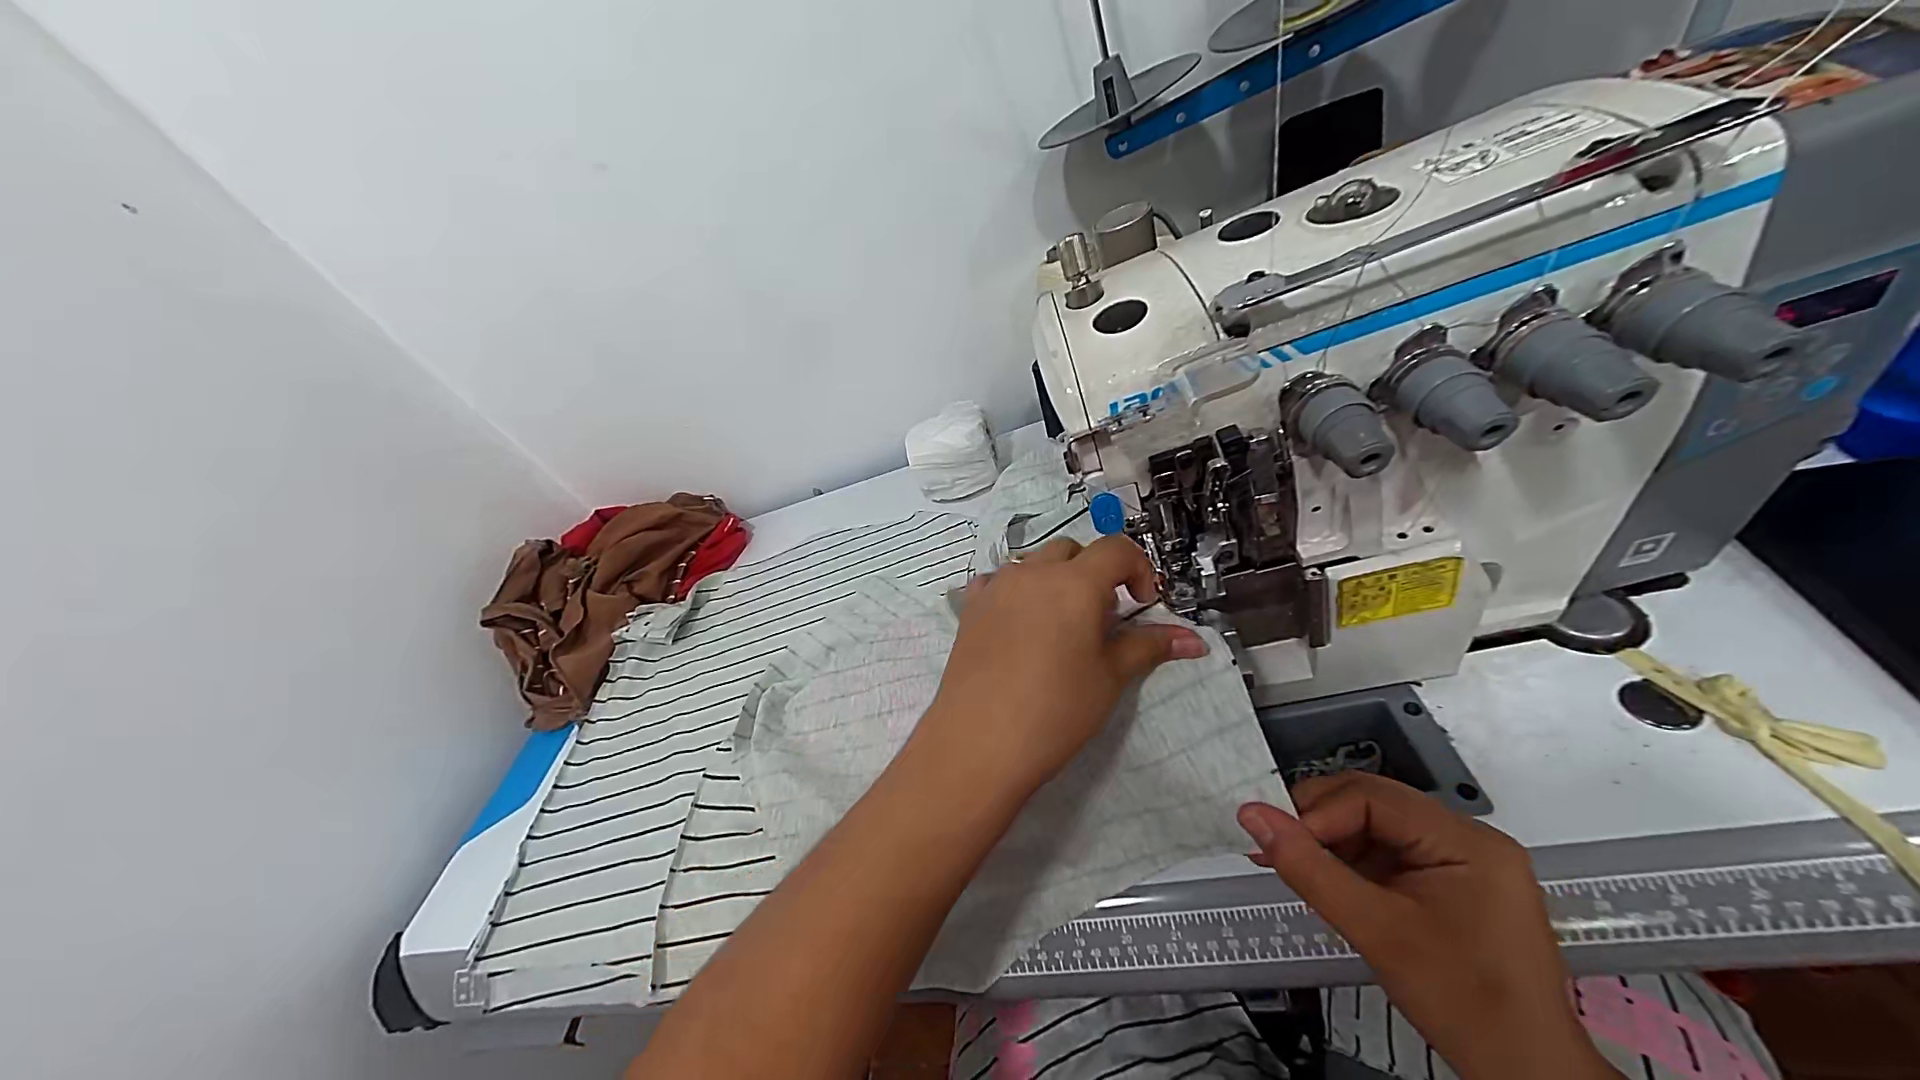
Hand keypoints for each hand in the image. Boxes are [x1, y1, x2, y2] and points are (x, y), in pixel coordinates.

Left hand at [911, 535, 1206, 798]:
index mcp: (1074, 582)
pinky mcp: (970, 608)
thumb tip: (1194, 640)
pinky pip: (997, 582)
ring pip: (1033, 564)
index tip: (1140, 605)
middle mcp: (1032, 573)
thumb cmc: (1055, 710)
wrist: (978, 742)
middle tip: (1100, 620)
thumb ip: (1148, 646)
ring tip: (1060, 627)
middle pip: (1072, 552)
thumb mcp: (1109, 678)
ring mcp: (995, 588)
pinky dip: (1017, 592)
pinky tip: (1019, 626)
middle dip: (1095, 574)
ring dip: (1055, 580)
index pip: (1117, 548)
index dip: (1138, 569)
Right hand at [1238, 774, 1618, 1079]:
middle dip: (1320, 821)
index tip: (1276, 838)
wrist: (1525, 1073)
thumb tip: (1254, 816)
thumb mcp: (1375, 930)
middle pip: (1374, 803)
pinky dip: (1352, 861)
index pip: (1372, 798)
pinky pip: (1389, 851)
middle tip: (1276, 844)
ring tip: (1296, 866)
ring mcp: (1464, 860)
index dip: (1318, 813)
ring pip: (1376, 825)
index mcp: (1468, 842)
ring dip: (1331, 841)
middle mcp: (1470, 839)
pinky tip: (1327, 879)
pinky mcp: (1453, 881)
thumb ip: (1308, 867)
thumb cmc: (1464, 1004)